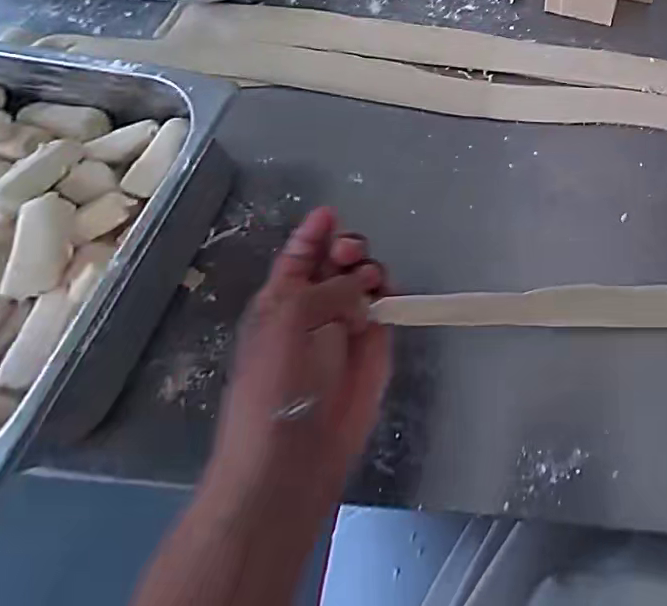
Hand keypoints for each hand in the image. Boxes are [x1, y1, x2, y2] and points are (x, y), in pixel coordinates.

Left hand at [204, 207, 392, 506]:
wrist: (295, 454)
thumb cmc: (275, 386)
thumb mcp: (287, 321)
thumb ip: (325, 288)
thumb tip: (360, 287)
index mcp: (281, 302)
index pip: (299, 257)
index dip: (313, 234)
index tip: (329, 212)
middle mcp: (315, 309)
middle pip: (337, 264)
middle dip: (346, 249)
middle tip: (350, 254)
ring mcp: (347, 327)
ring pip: (366, 282)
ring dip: (368, 270)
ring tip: (368, 280)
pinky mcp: (376, 346)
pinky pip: (388, 308)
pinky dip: (391, 295)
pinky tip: (386, 295)